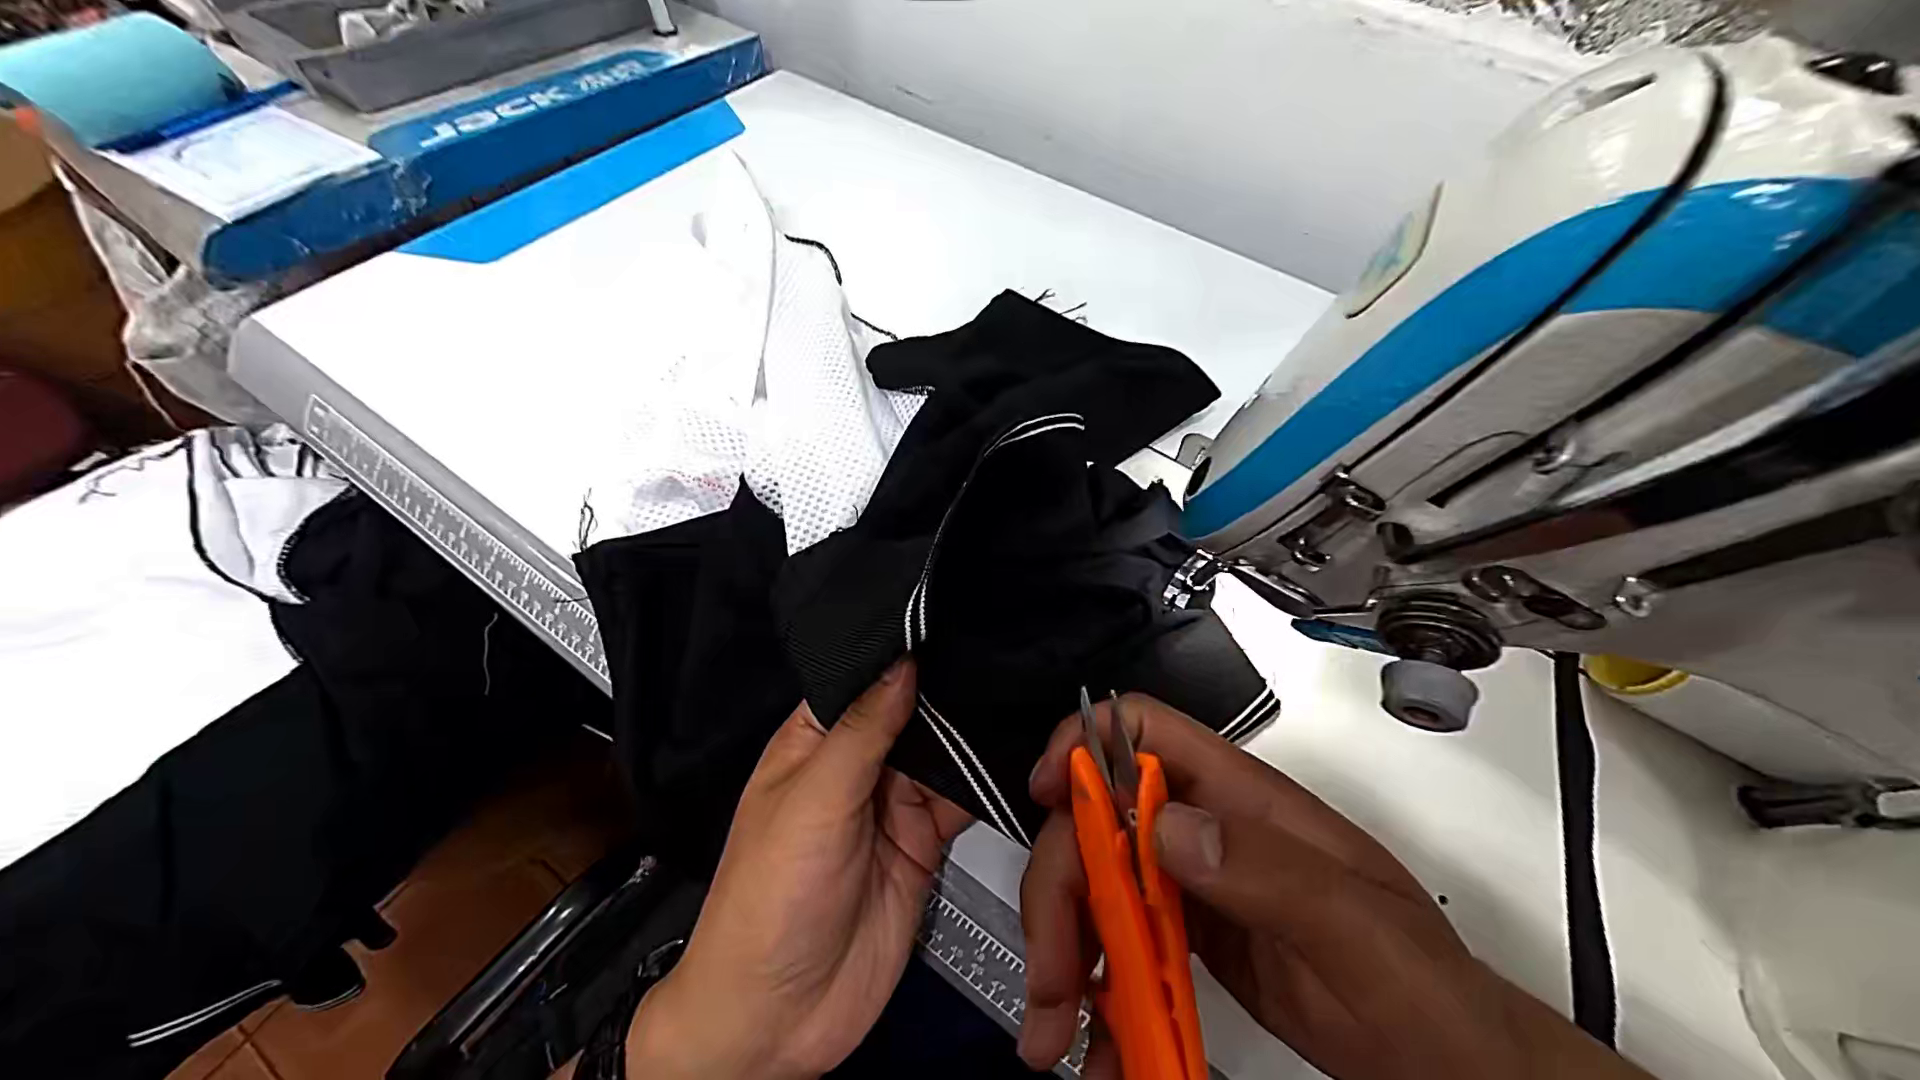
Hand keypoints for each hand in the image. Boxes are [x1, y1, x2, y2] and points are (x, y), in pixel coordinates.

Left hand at [626, 658, 972, 1079]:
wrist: (780, 1019)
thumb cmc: (765, 903)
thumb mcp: (813, 801)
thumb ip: (861, 732)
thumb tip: (901, 664)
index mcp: (814, 741)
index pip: (862, 680)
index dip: (900, 657)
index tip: (946, 627)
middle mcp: (855, 766)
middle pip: (910, 714)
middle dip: (946, 695)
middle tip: (995, 661)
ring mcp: (890, 804)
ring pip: (941, 754)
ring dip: (969, 738)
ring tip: (1010, 702)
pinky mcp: (920, 842)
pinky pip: (960, 801)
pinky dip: (983, 784)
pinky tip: (1008, 761)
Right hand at [1017, 694, 1650, 1079]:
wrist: (1447, 1062)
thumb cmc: (1420, 987)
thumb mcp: (1357, 928)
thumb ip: (1267, 870)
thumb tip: (1165, 826)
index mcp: (1237, 797)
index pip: (1142, 729)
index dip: (1084, 743)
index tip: (1045, 794)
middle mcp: (1200, 828)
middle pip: (1094, 822)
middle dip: (1059, 890)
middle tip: (1050, 978)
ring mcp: (1186, 882)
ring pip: (1092, 885)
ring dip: (1064, 951)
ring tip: (1058, 1032)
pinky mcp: (1180, 934)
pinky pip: (1114, 942)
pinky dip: (1094, 988)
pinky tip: (1102, 1044)